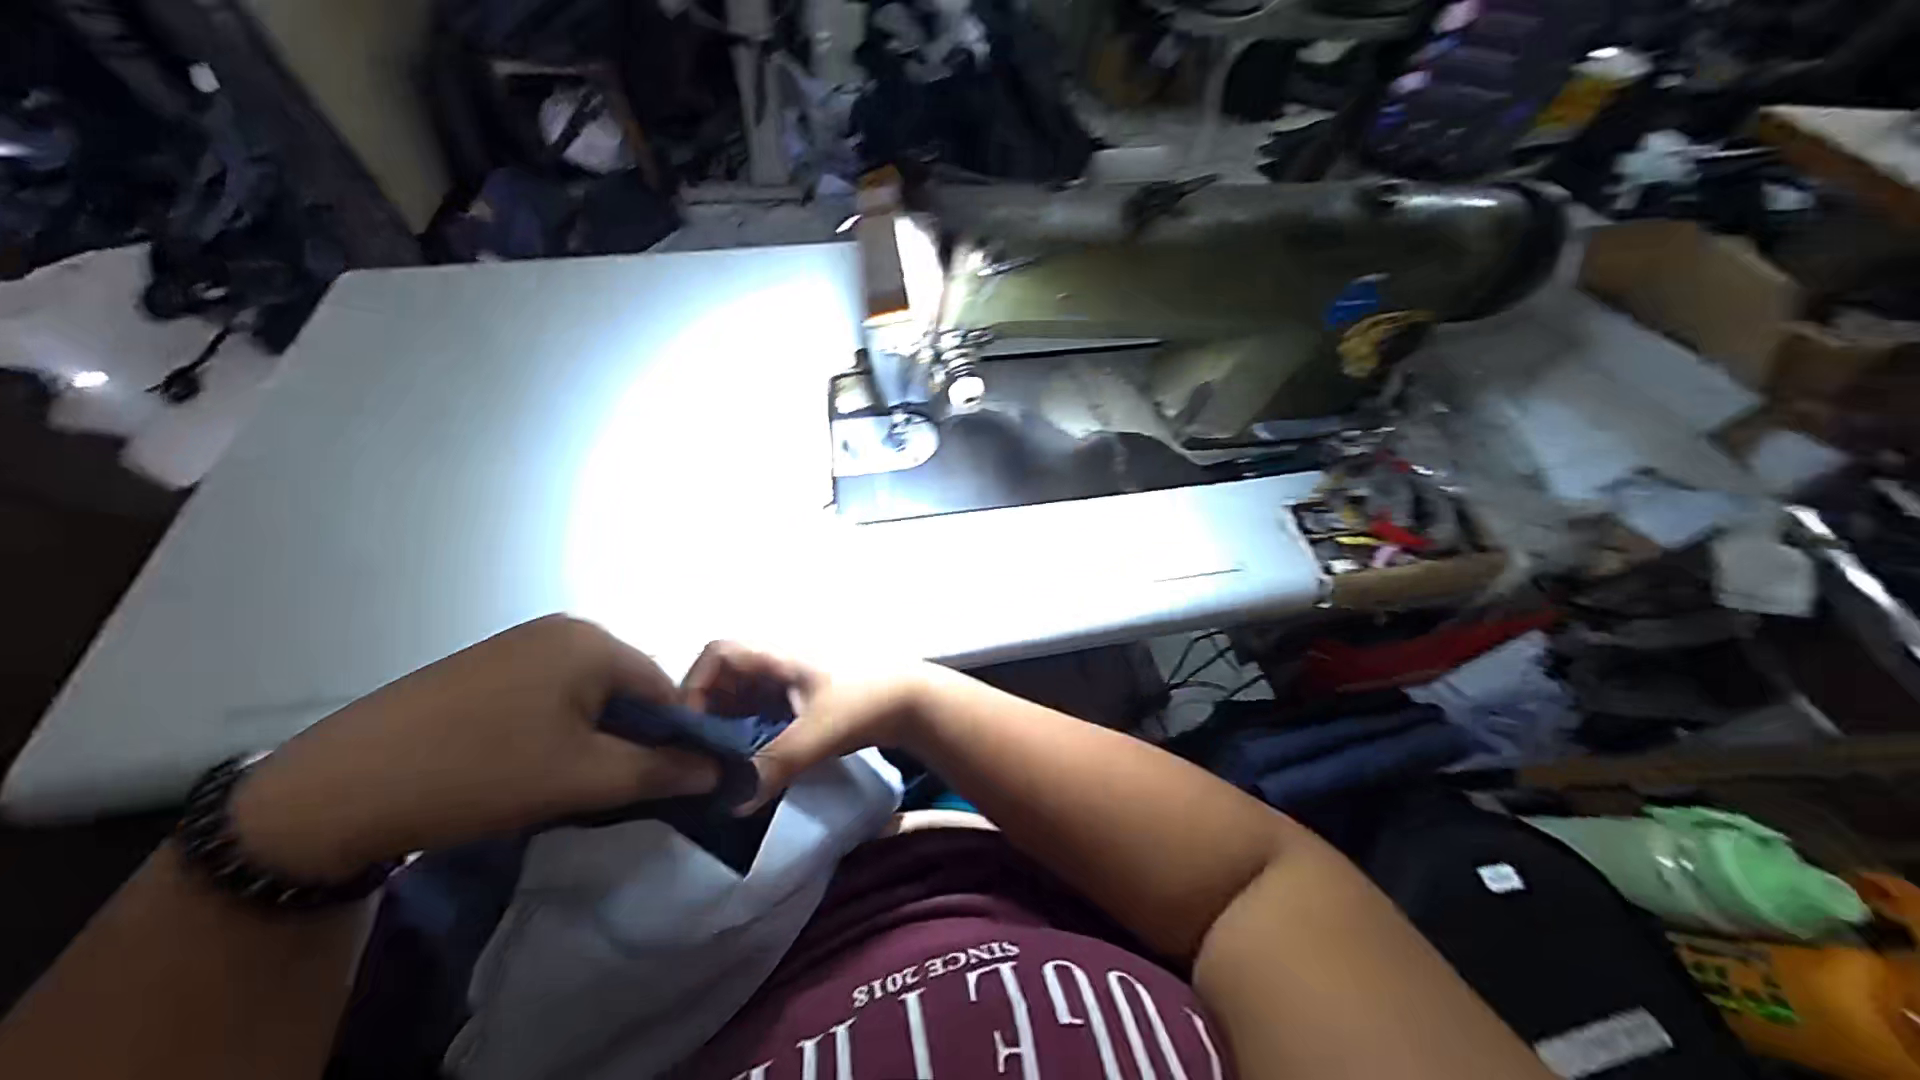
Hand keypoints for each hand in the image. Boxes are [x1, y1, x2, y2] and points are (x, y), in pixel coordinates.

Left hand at [226, 615, 719, 881]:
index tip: (659, 784)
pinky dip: (553, 729)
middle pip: (625, 689)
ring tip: (562, 782)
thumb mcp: (585, 779)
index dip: (671, 740)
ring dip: (590, 737)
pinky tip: (523, 763)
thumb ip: (662, 771)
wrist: (337, 791)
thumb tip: (718, 769)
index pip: (664, 691)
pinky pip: (546, 694)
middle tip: (606, 789)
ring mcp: (517, 643)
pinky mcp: (483, 666)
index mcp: (594, 642)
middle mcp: (562, 629)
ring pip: (586, 695)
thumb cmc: (483, 774)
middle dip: (627, 739)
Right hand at [682, 641, 947, 811]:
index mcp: (776, 655)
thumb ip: (773, 766)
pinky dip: (751, 734)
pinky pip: (763, 713)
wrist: (917, 702)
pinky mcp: (804, 701)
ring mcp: (791, 681)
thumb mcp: (817, 734)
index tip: (691, 728)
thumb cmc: (866, 703)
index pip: (716, 655)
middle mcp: (778, 663)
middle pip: (725, 680)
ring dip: (729, 729)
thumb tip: (732, 803)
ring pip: (743, 699)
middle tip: (701, 757)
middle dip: (708, 716)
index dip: (695, 685)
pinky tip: (751, 764)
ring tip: (720, 766)